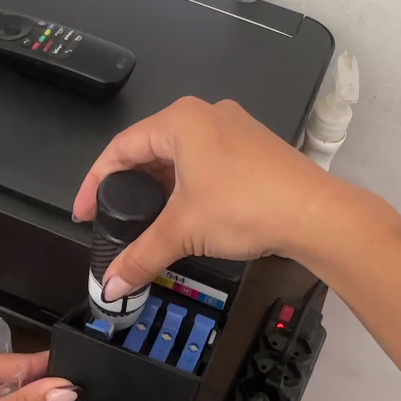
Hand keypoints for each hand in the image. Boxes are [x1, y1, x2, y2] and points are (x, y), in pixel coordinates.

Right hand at [71, 97, 345, 298]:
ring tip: (149, 222)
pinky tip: (188, 214)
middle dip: (129, 187)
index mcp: (180, 120)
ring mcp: (235, 129)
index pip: (120, 148)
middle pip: (150, 150)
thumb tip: (110, 286)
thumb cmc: (245, 206)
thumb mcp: (182, 231)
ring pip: (181, 157)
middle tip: (114, 219)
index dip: (95, 183)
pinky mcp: (255, 148)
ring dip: (161, 189)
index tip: (84, 213)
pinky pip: (208, 162)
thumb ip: (140, 256)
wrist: (315, 213)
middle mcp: (206, 114)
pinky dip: (189, 187)